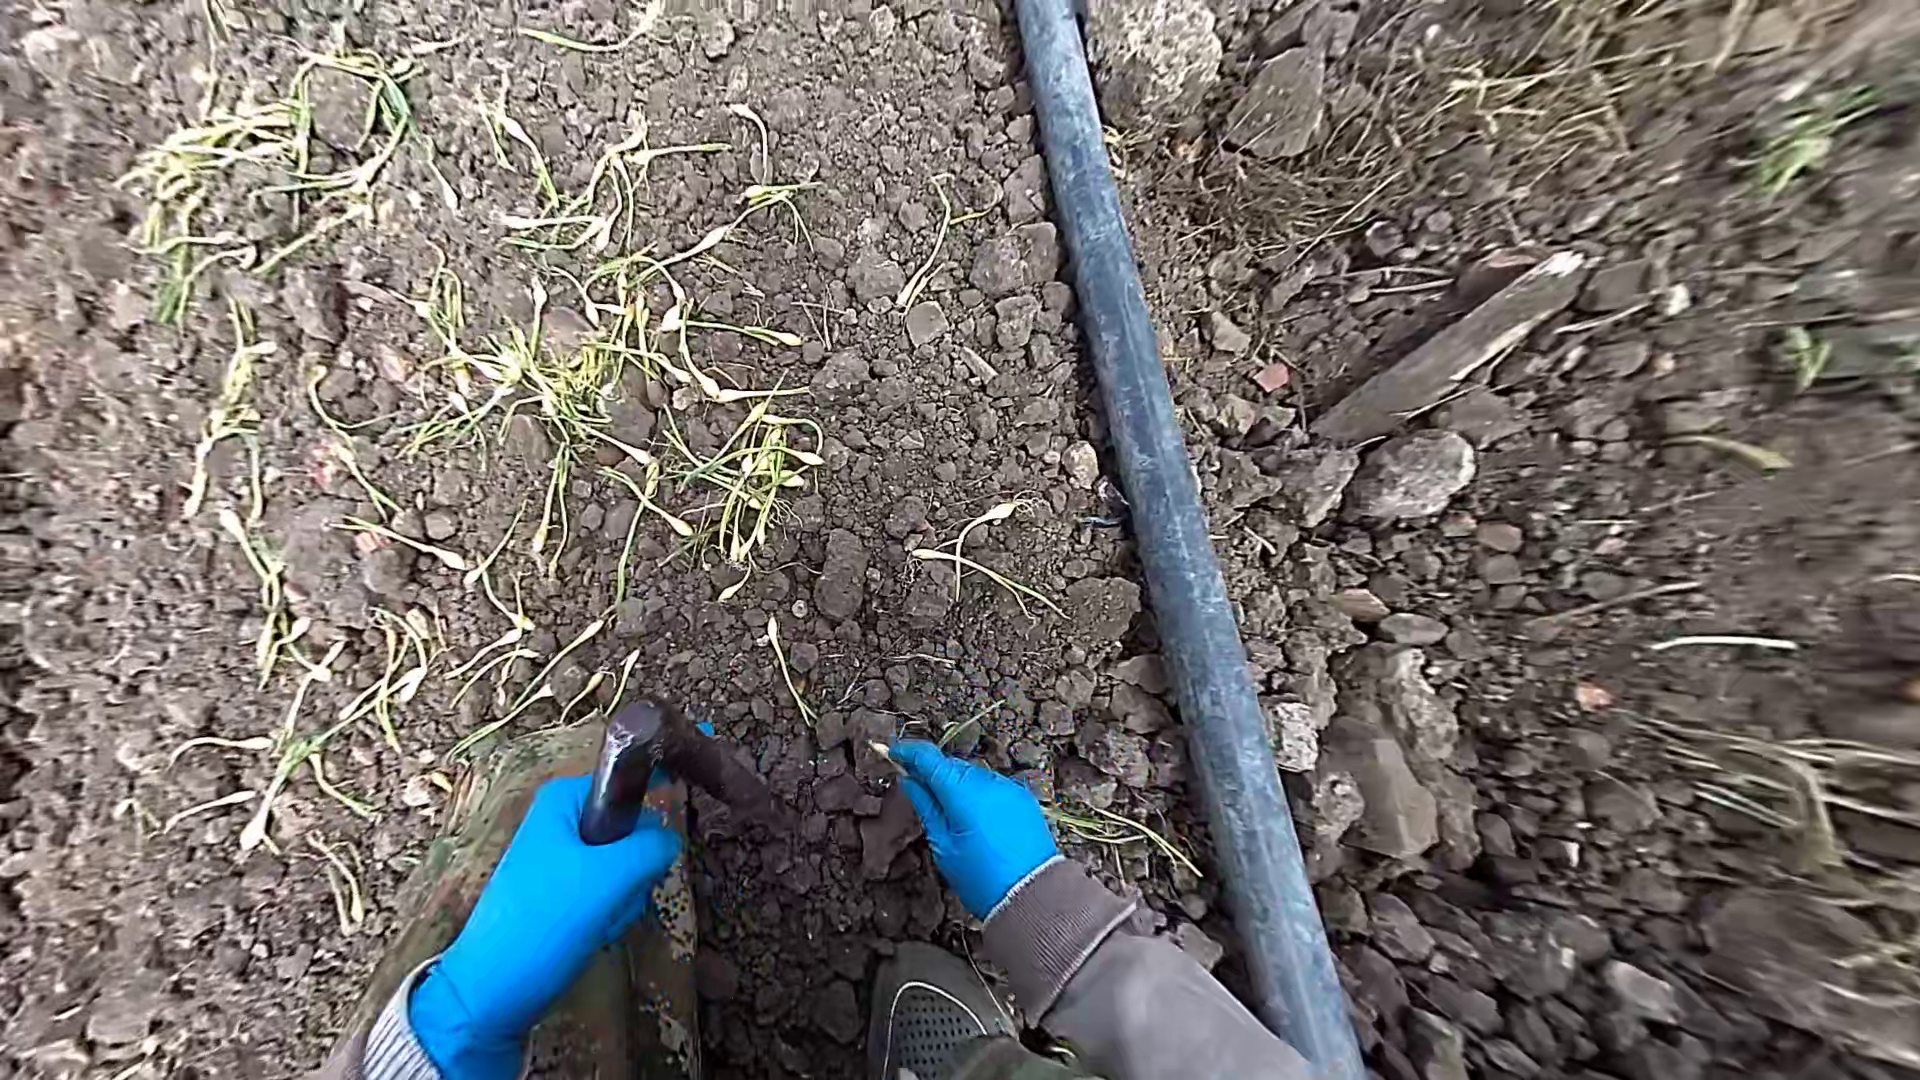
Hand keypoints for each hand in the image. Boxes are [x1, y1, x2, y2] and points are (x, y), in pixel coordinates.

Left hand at [409, 775, 680, 1079]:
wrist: (485, 1001)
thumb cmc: (543, 922)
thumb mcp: (609, 876)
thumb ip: (655, 844)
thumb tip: (672, 839)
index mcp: (567, 797)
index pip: (634, 772)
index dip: (669, 775)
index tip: (702, 772)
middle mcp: (566, 817)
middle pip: (636, 822)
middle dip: (640, 860)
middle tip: (628, 885)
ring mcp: (567, 854)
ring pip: (629, 856)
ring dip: (630, 889)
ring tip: (607, 914)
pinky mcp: (569, 888)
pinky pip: (614, 883)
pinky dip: (616, 905)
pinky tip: (600, 927)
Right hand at [889, 740, 1058, 918]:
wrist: (1033, 896)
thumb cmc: (983, 879)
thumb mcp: (944, 846)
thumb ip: (926, 807)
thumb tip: (910, 781)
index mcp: (964, 793)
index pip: (930, 758)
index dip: (908, 752)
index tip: (892, 752)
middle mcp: (988, 782)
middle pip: (951, 765)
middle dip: (932, 772)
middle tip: (914, 785)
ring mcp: (1007, 787)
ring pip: (971, 774)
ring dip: (955, 783)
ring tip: (947, 811)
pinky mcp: (1021, 797)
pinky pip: (991, 786)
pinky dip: (977, 793)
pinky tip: (973, 817)